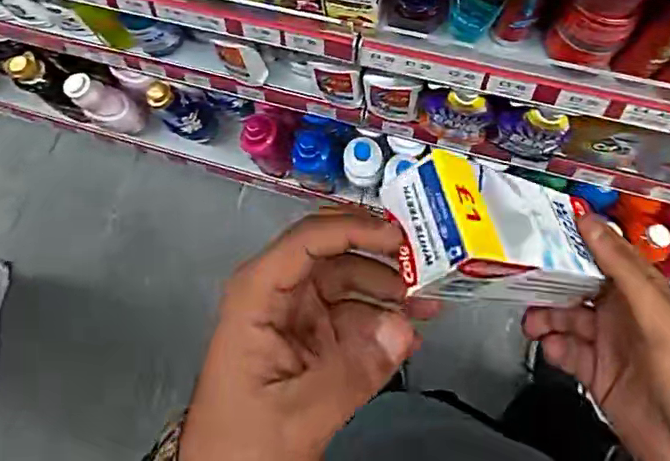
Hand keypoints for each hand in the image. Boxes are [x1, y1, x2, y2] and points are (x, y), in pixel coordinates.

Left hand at [181, 208, 434, 460]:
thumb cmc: (241, 443)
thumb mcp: (296, 415)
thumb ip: (353, 372)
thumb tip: (403, 330)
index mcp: (259, 292)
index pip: (308, 239)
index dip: (353, 229)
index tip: (396, 237)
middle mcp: (279, 291)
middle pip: (334, 253)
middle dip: (381, 256)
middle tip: (424, 263)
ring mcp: (297, 312)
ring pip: (350, 280)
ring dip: (389, 288)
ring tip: (428, 302)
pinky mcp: (312, 337)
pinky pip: (354, 314)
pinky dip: (384, 320)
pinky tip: (410, 332)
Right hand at [524, 213, 669, 460]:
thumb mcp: (662, 319)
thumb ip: (623, 271)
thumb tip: (591, 223)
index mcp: (643, 291)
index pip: (604, 252)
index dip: (576, 238)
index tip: (544, 225)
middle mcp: (623, 313)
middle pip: (578, 283)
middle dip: (550, 277)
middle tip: (526, 273)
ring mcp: (610, 344)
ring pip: (567, 316)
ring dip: (546, 313)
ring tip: (533, 318)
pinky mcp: (599, 376)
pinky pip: (567, 352)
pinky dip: (553, 346)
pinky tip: (550, 347)